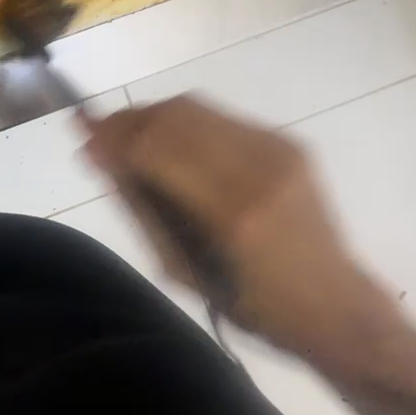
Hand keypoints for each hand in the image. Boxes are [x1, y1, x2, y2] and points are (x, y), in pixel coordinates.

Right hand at [84, 95, 393, 352]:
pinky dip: (183, 124)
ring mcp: (277, 150)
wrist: (336, 306)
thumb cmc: (249, 302)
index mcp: (232, 212)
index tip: (79, 135)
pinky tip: (172, 144)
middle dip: (126, 119)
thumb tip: (96, 155)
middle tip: (97, 133)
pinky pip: (218, 117)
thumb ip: (138, 204)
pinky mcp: (287, 142)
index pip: (154, 148)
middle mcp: (258, 169)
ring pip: (192, 108)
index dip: (111, 136)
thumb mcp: (180, 266)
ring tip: (129, 137)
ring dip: (151, 116)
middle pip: (171, 116)